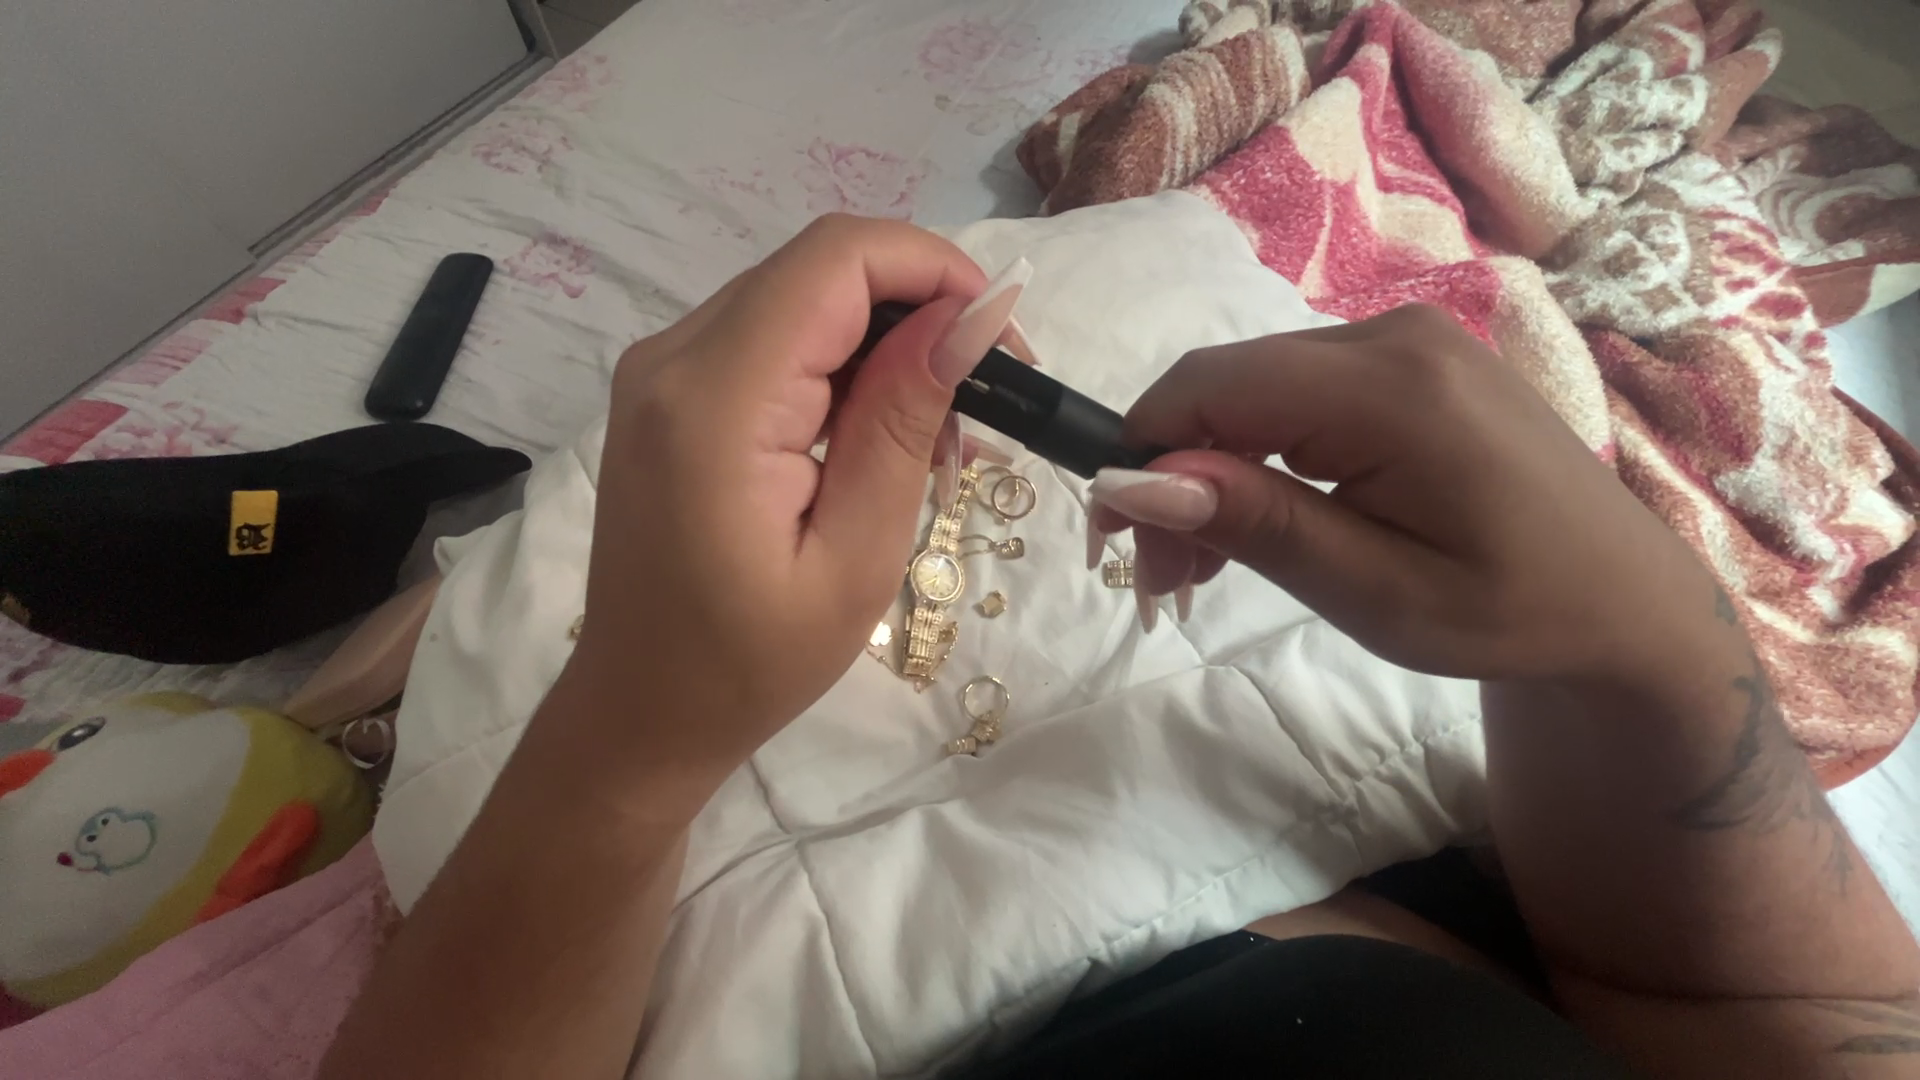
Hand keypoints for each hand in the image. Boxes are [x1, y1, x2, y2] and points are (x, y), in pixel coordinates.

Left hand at [566, 215, 1001, 789]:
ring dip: (884, 344)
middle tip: (981, 396)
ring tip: (932, 436)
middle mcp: (672, 358)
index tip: (999, 336)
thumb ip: (902, 423)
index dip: (933, 269)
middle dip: (919, 308)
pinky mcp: (668, 394)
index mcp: (716, 402)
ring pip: (800, 300)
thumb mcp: (855, 557)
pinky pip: (771, 340)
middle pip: (819, 271)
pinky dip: (839, 367)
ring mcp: (660, 371)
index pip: (836, 260)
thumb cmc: (753, 663)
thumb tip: (966, 318)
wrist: (643, 709)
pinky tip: (871, 436)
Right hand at [1092, 305, 1729, 685]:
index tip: (1113, 540)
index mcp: (1392, 389)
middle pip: (1221, 388)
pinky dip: (1246, 459)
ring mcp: (1399, 343)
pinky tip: (1249, 518)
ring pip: (1244, 394)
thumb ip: (1252, 523)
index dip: (1138, 451)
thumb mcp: (1371, 591)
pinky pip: (1286, 398)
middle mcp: (1390, 337)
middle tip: (1162, 575)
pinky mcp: (1400, 365)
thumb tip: (1129, 482)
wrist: (1622, 602)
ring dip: (1202, 474)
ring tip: (1200, 563)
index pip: (1210, 388)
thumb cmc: (1508, 613)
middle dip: (1168, 477)